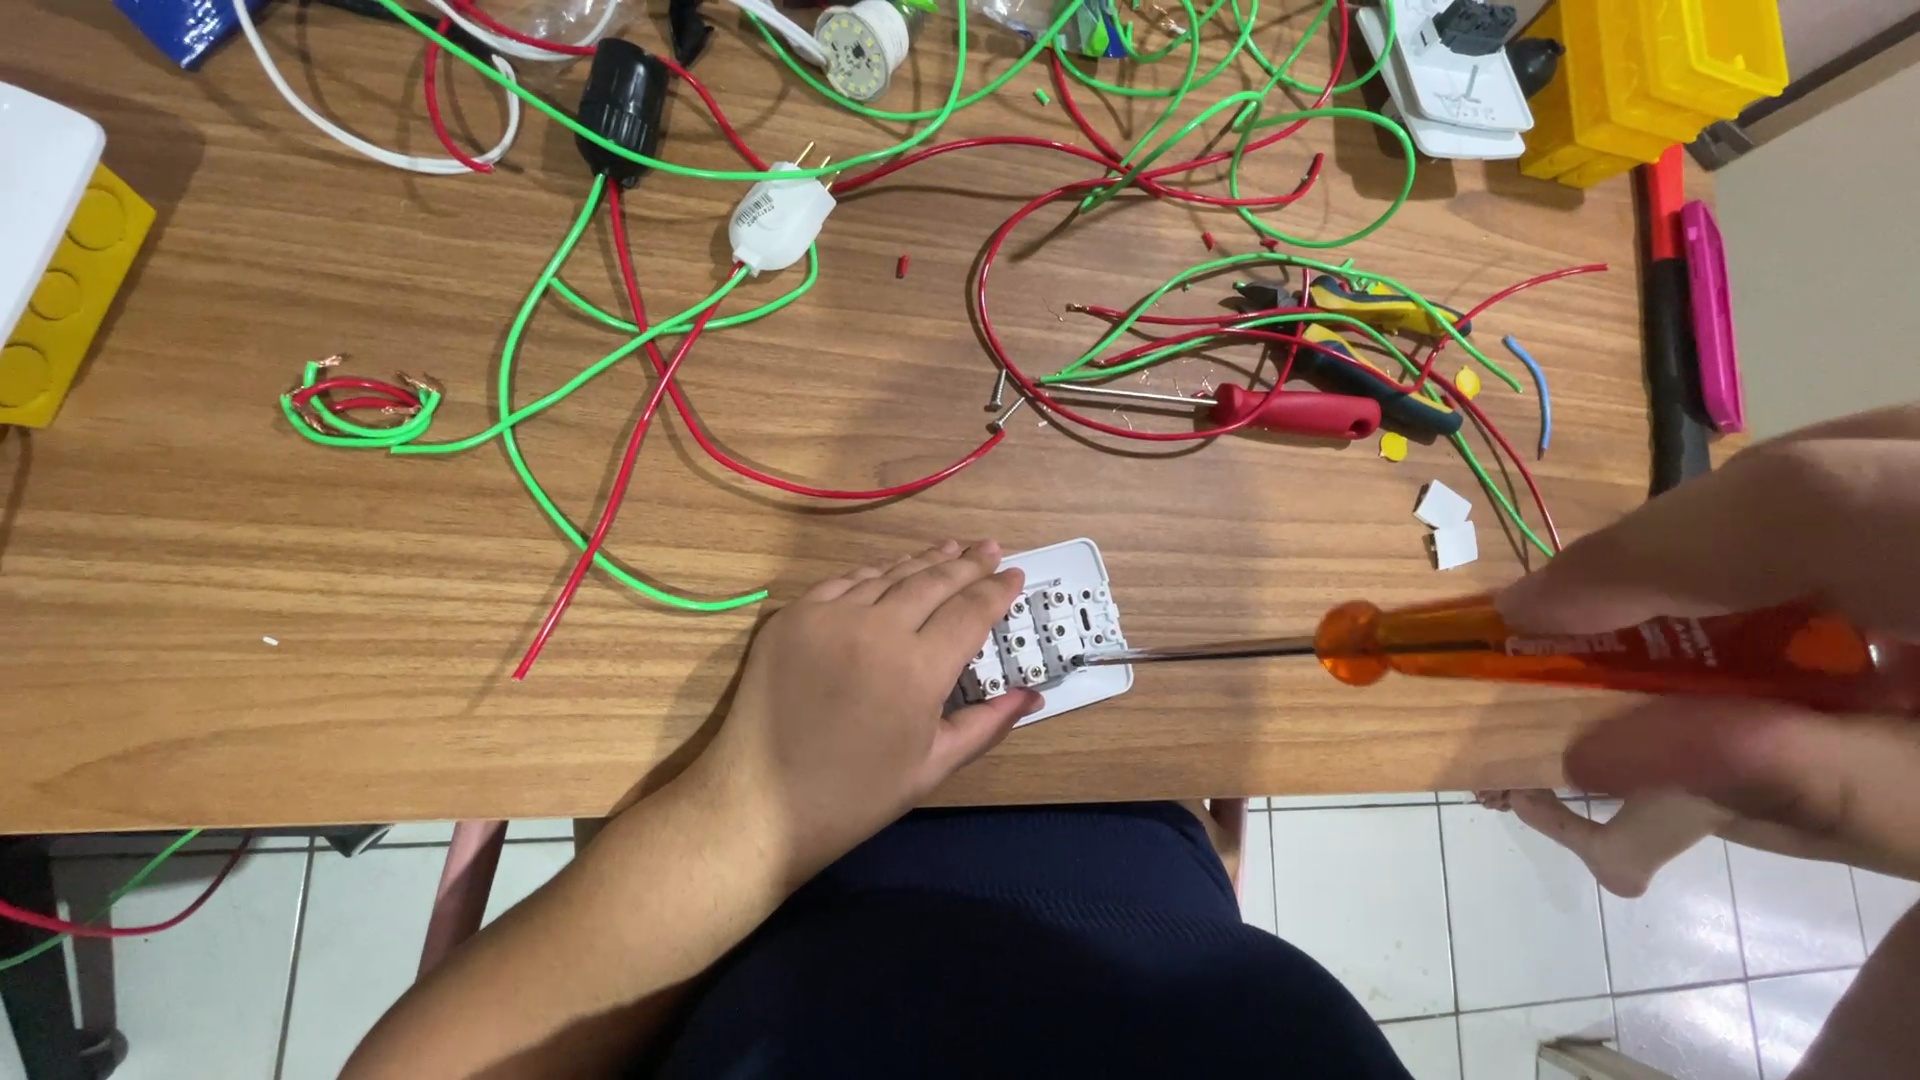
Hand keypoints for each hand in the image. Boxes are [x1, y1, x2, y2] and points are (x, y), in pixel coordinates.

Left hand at [681, 540, 1041, 886]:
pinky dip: (875, 575)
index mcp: (918, 669)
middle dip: (969, 563)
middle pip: (934, 581)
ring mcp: (829, 617)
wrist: (760, 801)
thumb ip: (986, 724)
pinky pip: (845, 583)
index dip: (997, 590)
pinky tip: (890, 571)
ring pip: (889, 575)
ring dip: (924, 561)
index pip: (971, 612)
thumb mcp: (932, 767)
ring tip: (951, 549)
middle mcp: (876, 629)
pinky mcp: (793, 616)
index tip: (1016, 575)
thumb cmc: (855, 795)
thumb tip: (1033, 696)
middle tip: (991, 548)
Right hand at [1497, 403, 1919, 878]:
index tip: (1524, 614)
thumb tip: (1589, 753)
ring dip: (1738, 542)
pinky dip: (1810, 531)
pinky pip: (1889, 470)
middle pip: (1799, 471)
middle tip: (1594, 624)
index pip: (1790, 502)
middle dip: (1671, 550)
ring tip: (1694, 621)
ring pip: (1843, 462)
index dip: (1630, 554)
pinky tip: (1814, 603)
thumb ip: (1786, 783)